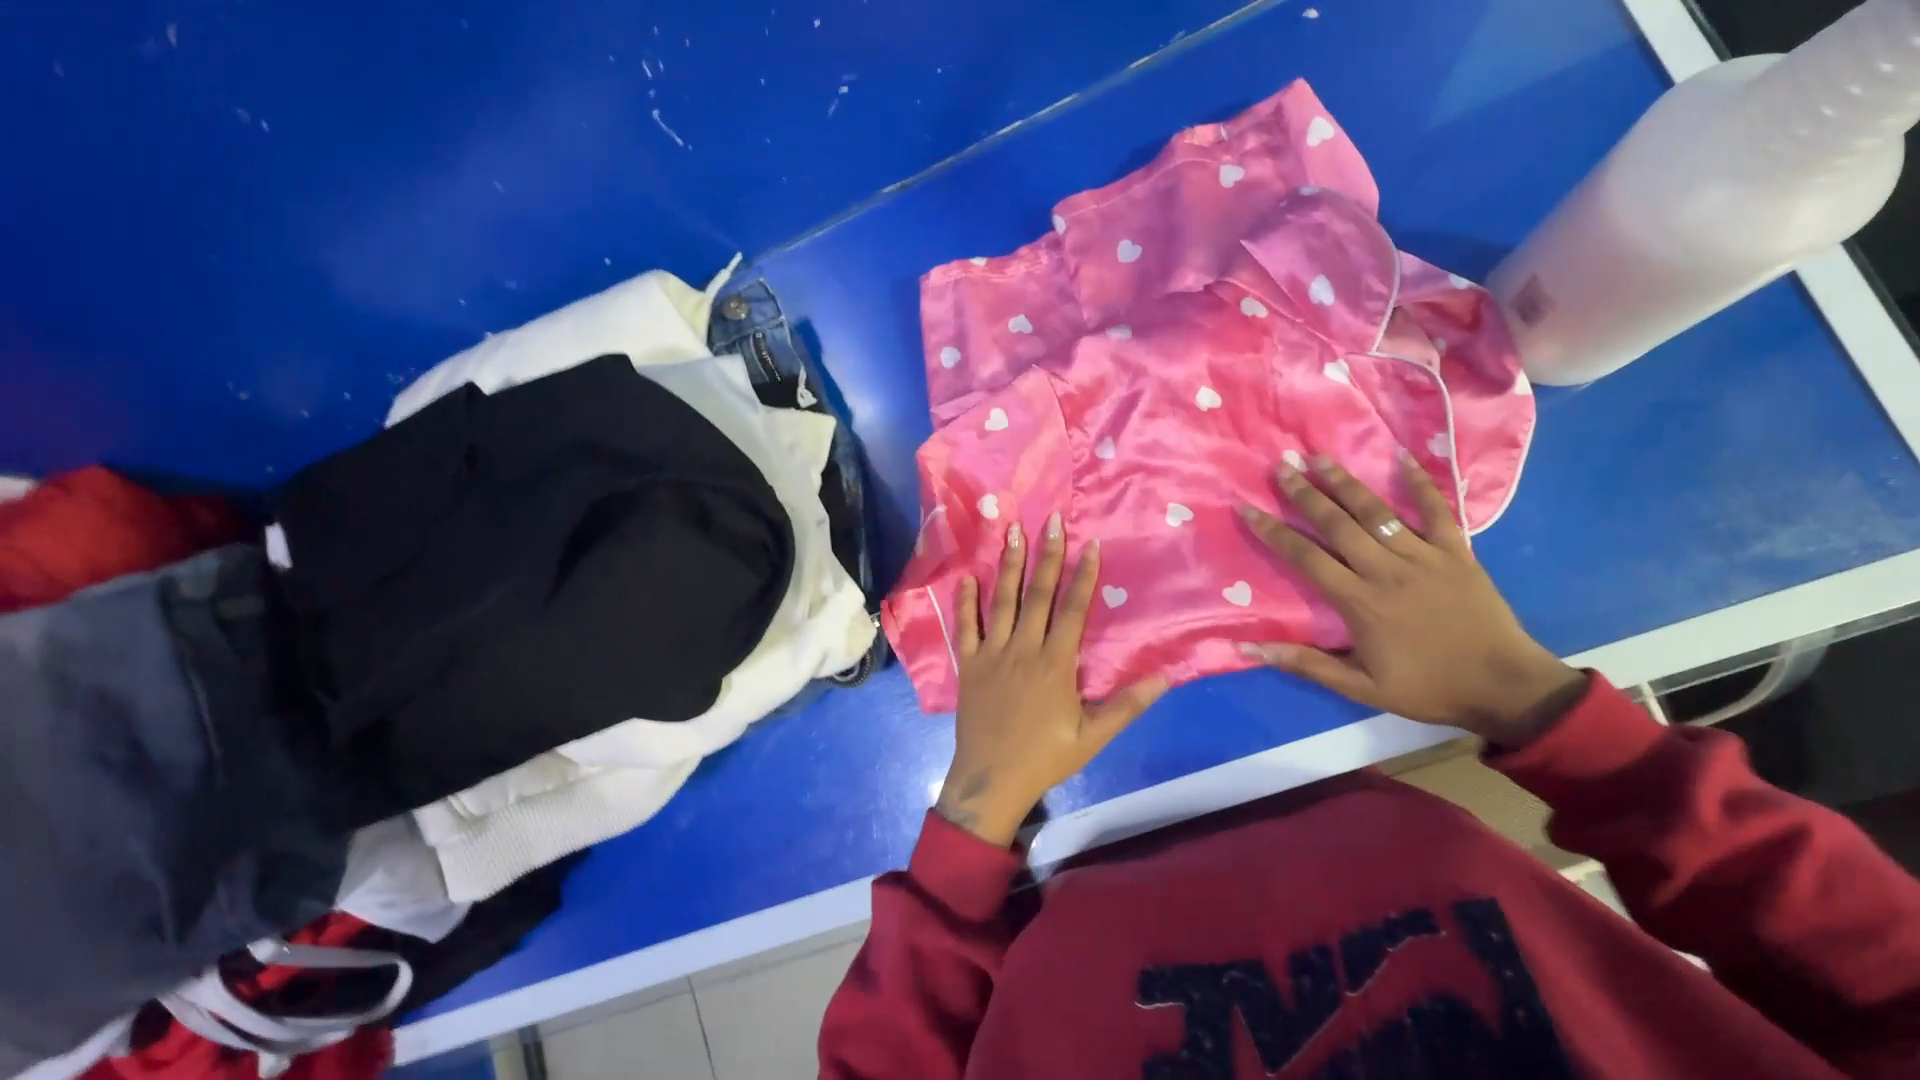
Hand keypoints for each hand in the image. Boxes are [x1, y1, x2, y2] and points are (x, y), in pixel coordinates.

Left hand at [937, 512, 1170, 846]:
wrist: (991, 780)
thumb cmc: (1045, 758)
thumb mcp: (1093, 736)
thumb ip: (1128, 705)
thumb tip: (1166, 676)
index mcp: (1056, 663)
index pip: (1073, 610)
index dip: (1083, 575)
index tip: (1090, 544)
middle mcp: (1024, 649)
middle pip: (1038, 595)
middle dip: (1047, 555)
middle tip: (1052, 520)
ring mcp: (992, 654)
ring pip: (1002, 602)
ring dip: (1009, 565)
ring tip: (1013, 531)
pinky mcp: (968, 665)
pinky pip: (966, 627)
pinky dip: (966, 601)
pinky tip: (968, 577)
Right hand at [1236, 454, 1585, 747]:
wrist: (1503, 686)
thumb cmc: (1427, 689)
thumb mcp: (1361, 689)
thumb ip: (1307, 664)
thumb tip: (1250, 648)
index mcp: (1359, 602)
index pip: (1305, 558)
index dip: (1273, 532)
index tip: (1247, 509)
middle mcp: (1386, 570)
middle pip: (1337, 525)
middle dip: (1304, 494)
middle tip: (1280, 467)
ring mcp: (1423, 557)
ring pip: (1376, 512)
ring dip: (1345, 482)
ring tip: (1319, 458)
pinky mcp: (1456, 552)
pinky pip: (1436, 511)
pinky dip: (1420, 483)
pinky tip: (1404, 457)